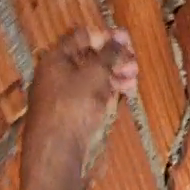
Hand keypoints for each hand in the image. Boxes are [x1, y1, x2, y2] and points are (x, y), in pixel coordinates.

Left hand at [21, 29, 137, 189]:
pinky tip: (126, 92)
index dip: (106, 36)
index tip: (127, 41)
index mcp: (56, 58)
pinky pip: (92, 93)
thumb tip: (120, 36)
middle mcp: (57, 73)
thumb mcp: (96, 74)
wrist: (55, 154)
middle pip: (90, 56)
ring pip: (94, 75)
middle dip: (114, 57)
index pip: (83, 36)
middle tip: (134, 62)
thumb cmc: (73, 107)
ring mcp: (63, 94)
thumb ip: (110, 53)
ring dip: (116, 73)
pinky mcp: (71, 112)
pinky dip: (109, 89)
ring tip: (134, 79)